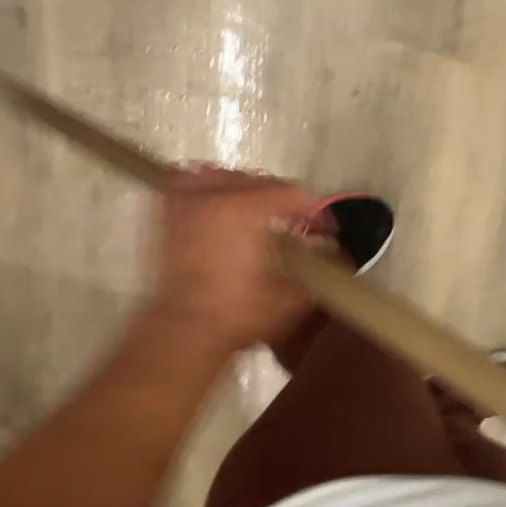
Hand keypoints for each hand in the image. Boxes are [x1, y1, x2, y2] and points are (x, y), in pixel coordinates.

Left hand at [144, 167, 328, 351]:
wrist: (186, 329)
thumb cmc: (240, 316)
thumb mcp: (291, 298)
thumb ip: (317, 271)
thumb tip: (338, 255)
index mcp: (246, 210)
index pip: (292, 193)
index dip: (316, 210)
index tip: (327, 231)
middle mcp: (213, 193)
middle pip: (260, 181)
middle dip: (284, 202)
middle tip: (299, 228)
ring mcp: (185, 199)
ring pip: (226, 177)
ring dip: (248, 192)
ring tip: (262, 216)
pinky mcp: (168, 211)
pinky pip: (194, 183)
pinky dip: (213, 190)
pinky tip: (225, 208)